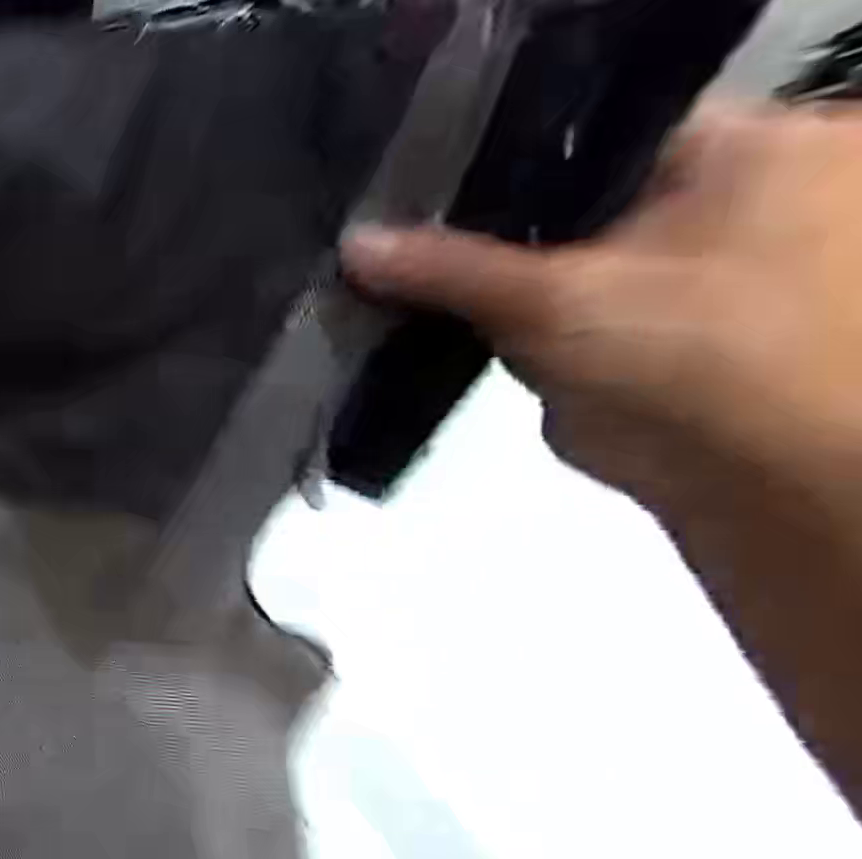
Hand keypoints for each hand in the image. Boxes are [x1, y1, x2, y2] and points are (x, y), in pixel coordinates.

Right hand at [341, 104, 861, 513]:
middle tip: (389, 234)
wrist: (754, 481)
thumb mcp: (554, 300)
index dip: (493, 157)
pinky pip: (547, 303)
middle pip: (562, 197)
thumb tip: (352, 244)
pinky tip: (434, 311)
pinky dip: (498, 312)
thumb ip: (447, 270)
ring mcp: (676, 267)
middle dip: (476, 226)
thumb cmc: (692, 359)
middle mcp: (721, 195)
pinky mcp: (635, 327)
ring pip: (548, 256)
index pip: (589, 130)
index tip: (406, 188)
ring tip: (395, 271)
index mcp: (745, 149)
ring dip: (479, 274)